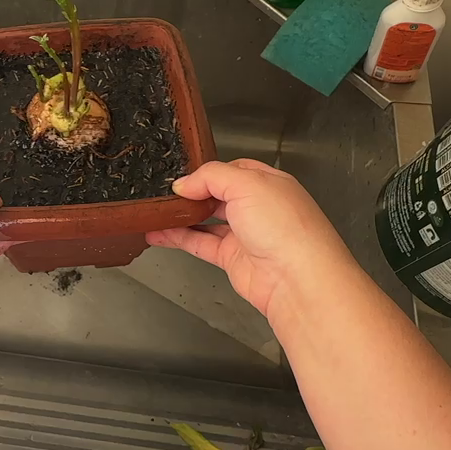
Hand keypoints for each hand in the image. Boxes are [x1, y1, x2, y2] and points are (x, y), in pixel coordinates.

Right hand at [145, 159, 350, 322]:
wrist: (296, 279)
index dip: (208, 172)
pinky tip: (159, 234)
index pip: (233, 170)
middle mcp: (258, 208)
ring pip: (206, 220)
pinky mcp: (232, 258)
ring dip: (181, 217)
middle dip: (193, 194)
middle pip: (218, 195)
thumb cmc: (285, 227)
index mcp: (268, 184)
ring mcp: (245, 234)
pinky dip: (178, 238)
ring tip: (154, 213)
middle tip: (165, 194)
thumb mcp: (247, 184)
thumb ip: (211, 177)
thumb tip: (184, 184)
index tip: (182, 176)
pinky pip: (200, 244)